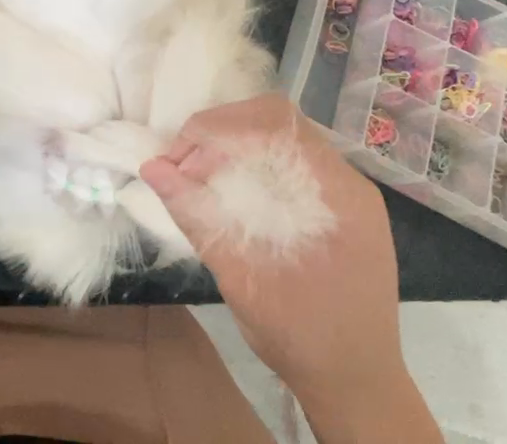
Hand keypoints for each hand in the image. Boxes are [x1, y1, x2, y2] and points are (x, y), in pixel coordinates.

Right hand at [139, 94, 439, 443]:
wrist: (355, 384)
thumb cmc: (300, 335)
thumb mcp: (240, 277)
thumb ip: (197, 216)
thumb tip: (151, 168)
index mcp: (336, 194)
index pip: (274, 123)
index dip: (217, 126)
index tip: (179, 157)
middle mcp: (347, 184)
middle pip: (278, 123)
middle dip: (220, 132)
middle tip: (185, 167)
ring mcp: (347, 197)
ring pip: (282, 140)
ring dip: (233, 147)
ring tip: (200, 180)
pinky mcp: (339, 211)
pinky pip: (291, 167)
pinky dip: (251, 167)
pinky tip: (229, 195)